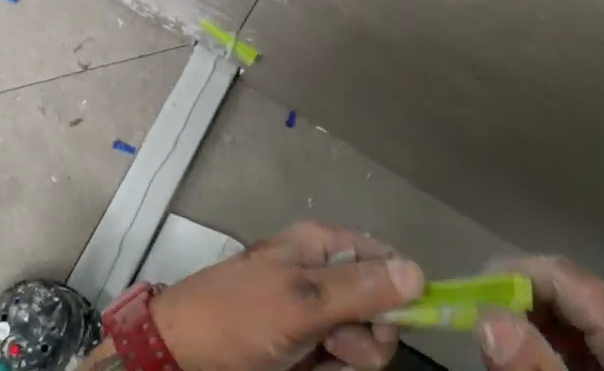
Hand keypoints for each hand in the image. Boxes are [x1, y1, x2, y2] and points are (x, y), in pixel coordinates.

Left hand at [132, 220, 425, 370]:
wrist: (184, 355)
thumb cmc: (239, 316)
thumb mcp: (301, 300)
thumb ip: (360, 288)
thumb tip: (419, 272)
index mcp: (321, 245)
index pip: (385, 259)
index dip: (397, 291)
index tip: (388, 321)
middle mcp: (323, 273)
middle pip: (381, 306)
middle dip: (367, 334)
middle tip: (333, 341)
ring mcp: (314, 312)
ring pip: (364, 341)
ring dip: (347, 358)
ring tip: (311, 356)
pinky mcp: (307, 346)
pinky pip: (342, 362)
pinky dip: (330, 370)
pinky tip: (307, 369)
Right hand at [475, 257, 603, 370]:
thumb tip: (485, 317)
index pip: (555, 273)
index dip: (502, 279)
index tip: (458, 303)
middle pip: (563, 291)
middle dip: (516, 312)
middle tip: (482, 348)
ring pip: (574, 314)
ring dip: (535, 333)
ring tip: (511, 365)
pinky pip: (593, 338)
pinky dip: (561, 350)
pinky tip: (544, 370)